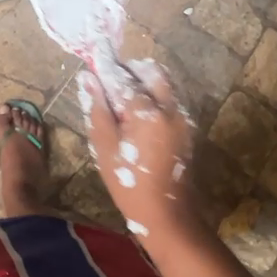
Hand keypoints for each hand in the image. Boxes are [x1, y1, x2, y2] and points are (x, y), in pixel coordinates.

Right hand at [82, 61, 200, 240]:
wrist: (167, 215)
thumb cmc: (129, 186)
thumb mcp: (105, 148)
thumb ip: (98, 109)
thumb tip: (88, 79)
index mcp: (148, 113)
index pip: (124, 78)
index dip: (106, 69)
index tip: (93, 62)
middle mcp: (171, 108)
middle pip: (153, 72)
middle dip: (131, 70)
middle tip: (111, 83)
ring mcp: (183, 118)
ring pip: (164, 85)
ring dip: (144, 83)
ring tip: (122, 102)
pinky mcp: (187, 128)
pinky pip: (170, 101)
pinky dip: (154, 98)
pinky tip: (137, 117)